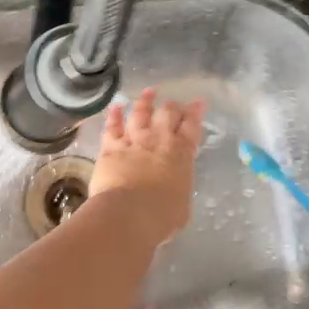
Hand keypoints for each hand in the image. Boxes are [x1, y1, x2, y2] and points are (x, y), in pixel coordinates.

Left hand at [87, 89, 205, 243]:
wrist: (129, 213)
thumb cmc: (162, 216)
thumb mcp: (182, 203)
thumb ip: (178, 187)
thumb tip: (174, 186)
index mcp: (181, 154)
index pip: (191, 126)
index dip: (195, 112)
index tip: (198, 102)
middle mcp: (158, 140)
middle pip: (166, 113)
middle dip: (171, 106)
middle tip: (173, 103)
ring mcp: (133, 141)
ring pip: (140, 113)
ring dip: (144, 101)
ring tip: (148, 92)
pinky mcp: (110, 147)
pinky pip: (112, 126)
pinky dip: (114, 115)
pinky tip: (116, 107)